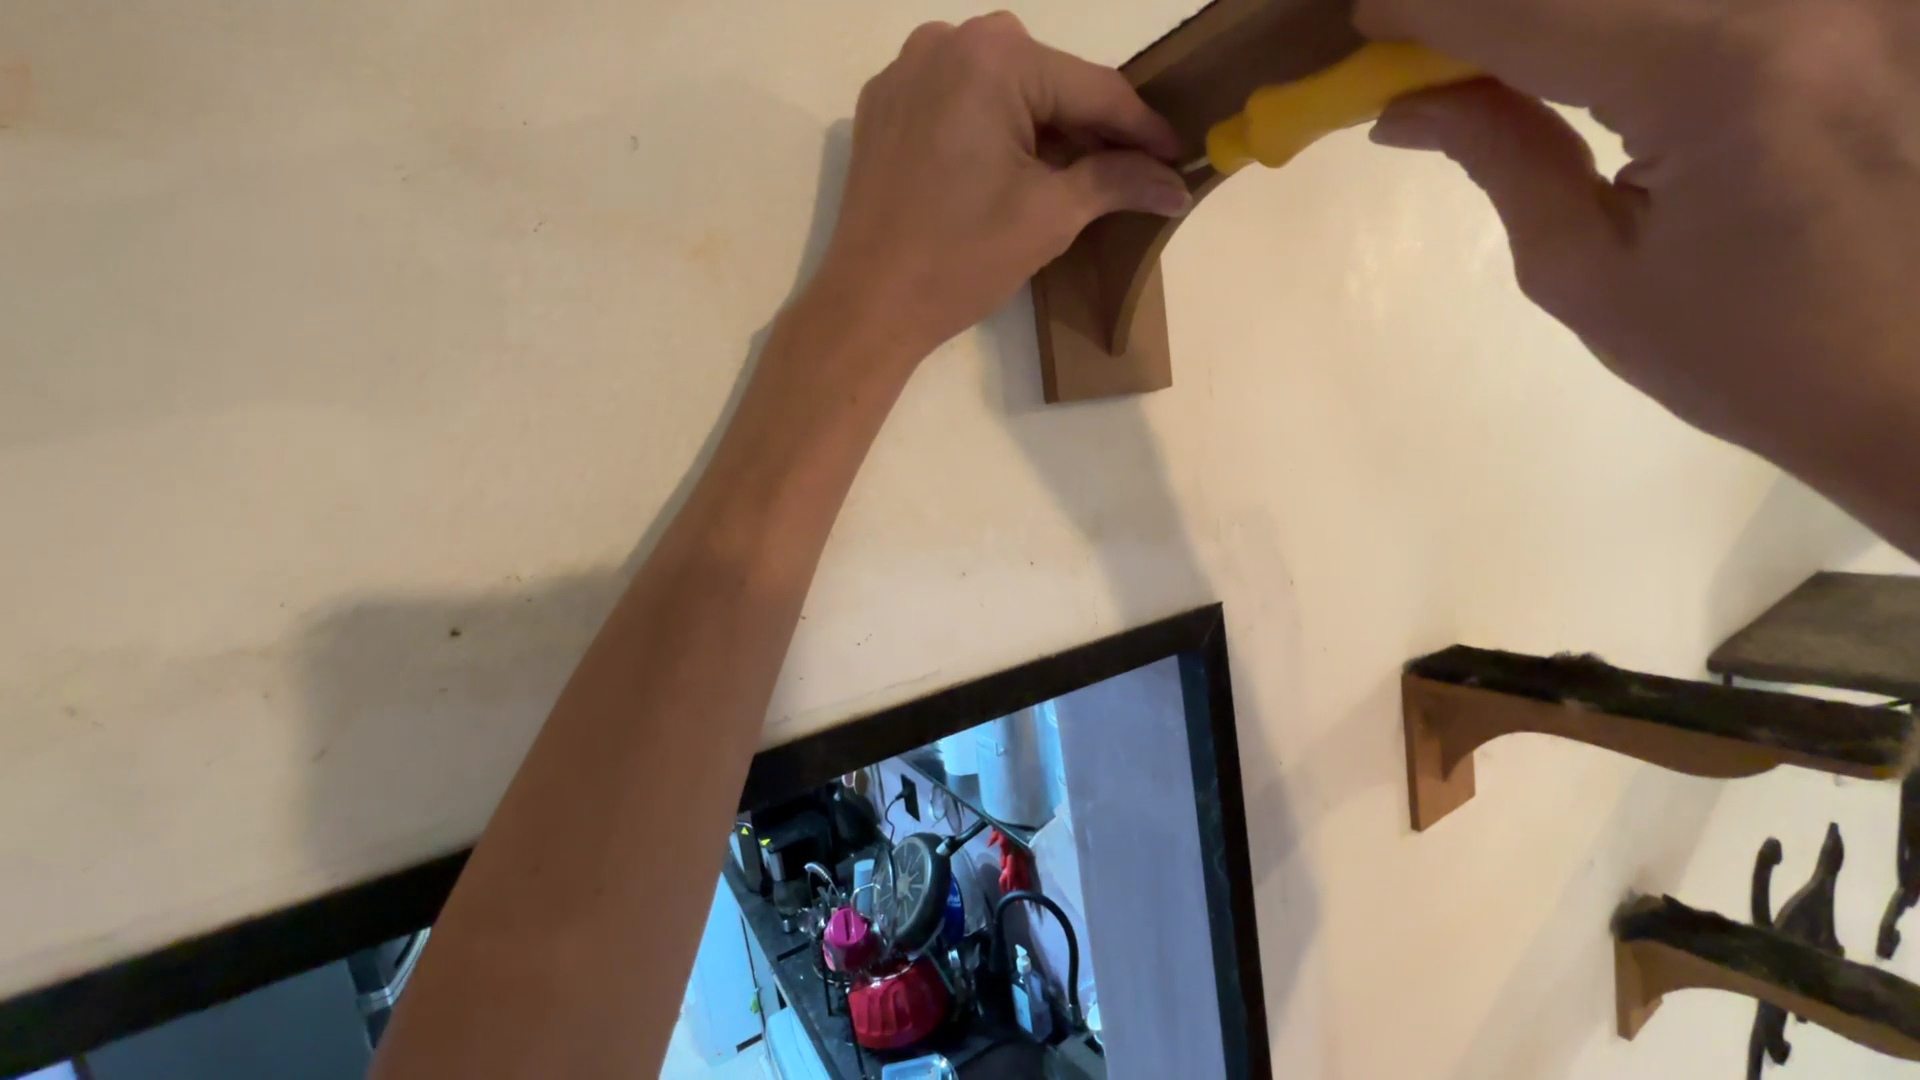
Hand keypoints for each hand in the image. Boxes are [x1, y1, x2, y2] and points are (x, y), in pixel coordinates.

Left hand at [814, 13, 1189, 359]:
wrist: (869, 305)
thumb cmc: (961, 260)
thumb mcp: (1049, 216)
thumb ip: (1116, 182)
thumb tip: (1175, 182)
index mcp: (992, 59)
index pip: (1091, 88)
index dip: (1141, 127)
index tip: (1177, 155)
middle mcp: (944, 43)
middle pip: (1043, 79)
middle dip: (1087, 126)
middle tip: (1125, 170)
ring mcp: (905, 73)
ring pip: (998, 88)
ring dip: (1038, 126)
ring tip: (1068, 174)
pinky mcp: (882, 107)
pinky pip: (955, 103)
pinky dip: (988, 129)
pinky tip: (1004, 170)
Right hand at [1356, 0, 1919, 538]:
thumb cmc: (1738, 353)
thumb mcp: (1583, 272)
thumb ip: (1502, 158)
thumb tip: (1411, 106)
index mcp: (1726, 74)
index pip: (1538, 13)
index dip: (1438, 7)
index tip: (1368, 13)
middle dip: (1491, 5)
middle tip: (1421, 45)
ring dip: (1553, 12)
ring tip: (1486, 64)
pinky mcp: (1867, 6)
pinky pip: (1702, 3)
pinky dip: (1619, 20)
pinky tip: (1570, 54)